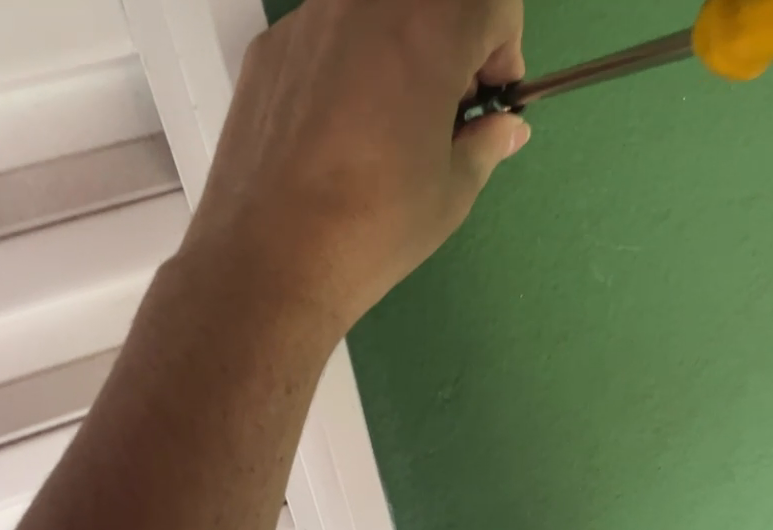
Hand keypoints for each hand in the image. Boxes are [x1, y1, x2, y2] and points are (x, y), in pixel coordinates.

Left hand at [180, 0, 529, 331]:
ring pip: (375, 13)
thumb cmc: (374, 229)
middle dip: (451, 42)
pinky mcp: (268, 50)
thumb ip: (485, 144)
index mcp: (427, 28)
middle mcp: (366, 3)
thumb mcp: (449, 194)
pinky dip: (346, 67)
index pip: (492, 1)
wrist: (270, 261)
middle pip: (431, 1)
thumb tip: (505, 128)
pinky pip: (326, 39)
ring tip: (382, 126)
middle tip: (440, 110)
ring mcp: (308, 20)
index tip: (486, 100)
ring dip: (397, 50)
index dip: (502, 50)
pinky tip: (332, 135)